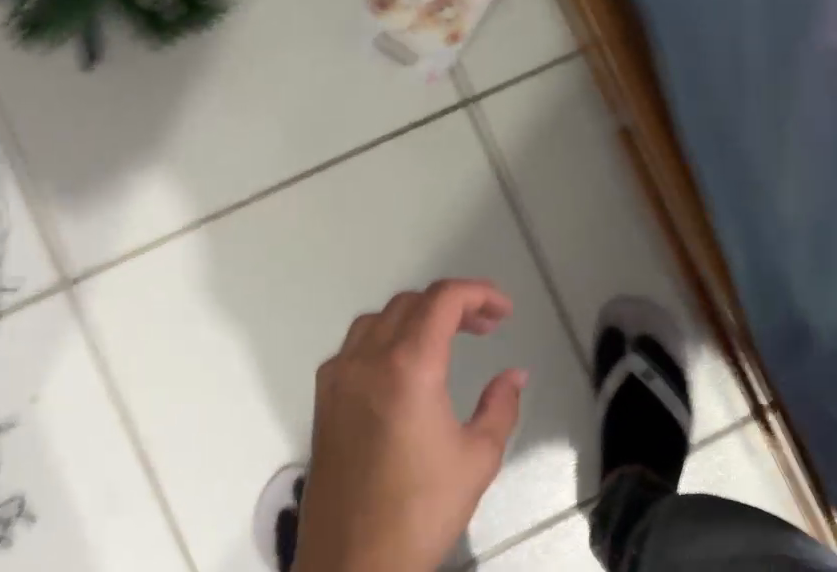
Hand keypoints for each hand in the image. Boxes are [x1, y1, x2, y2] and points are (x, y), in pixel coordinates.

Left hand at [294, 280, 527, 571]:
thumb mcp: (478, 457)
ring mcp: (338, 381)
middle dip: (454, 305)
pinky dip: (384, 339)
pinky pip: (354, 347)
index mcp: (408, 367)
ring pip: (379, 319)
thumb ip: (501, 406)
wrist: (352, 567)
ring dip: (417, 317)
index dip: (480, 293)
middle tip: (485, 327)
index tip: (504, 312)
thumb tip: (513, 376)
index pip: (443, 299)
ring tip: (446, 340)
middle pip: (412, 302)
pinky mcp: (323, 404)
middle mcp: (367, 362)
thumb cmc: (420, 511)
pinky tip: (404, 369)